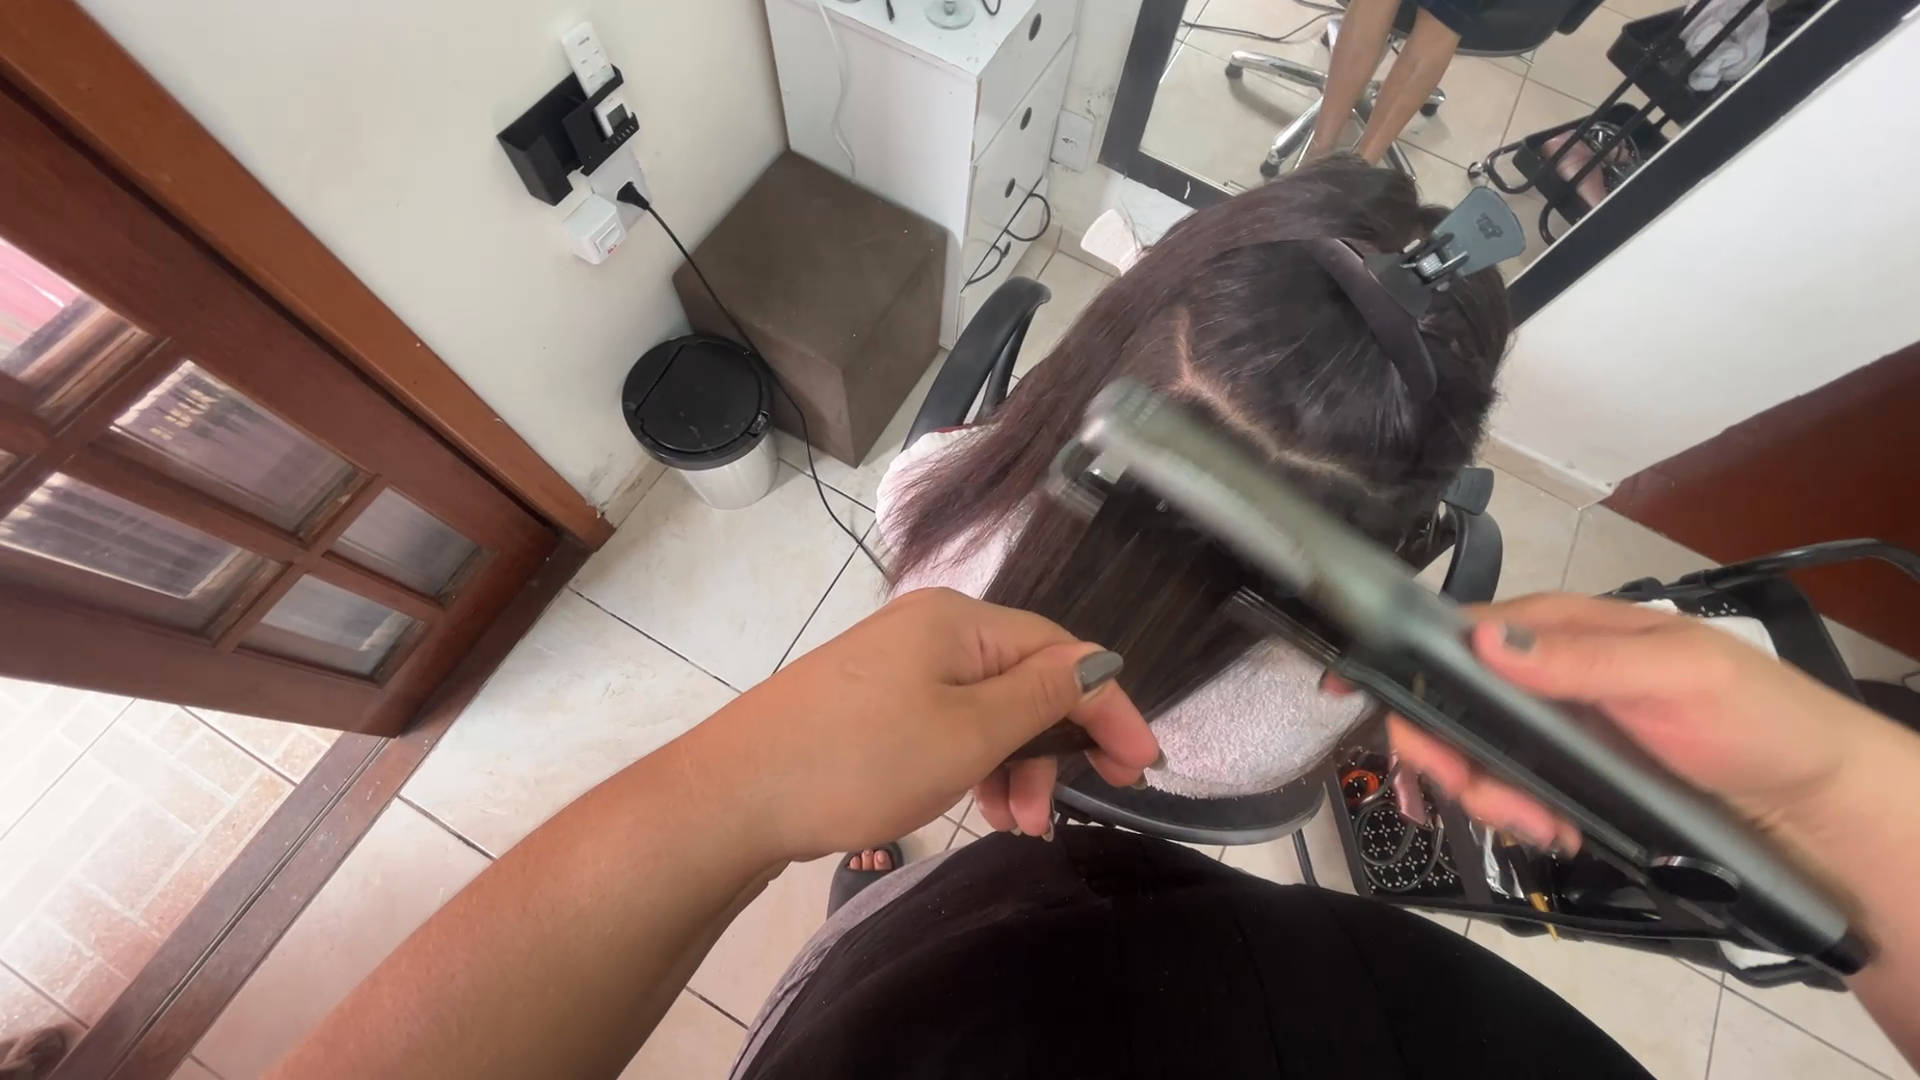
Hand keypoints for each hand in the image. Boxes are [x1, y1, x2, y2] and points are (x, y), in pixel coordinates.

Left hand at [689, 588, 1158, 863]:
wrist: (734, 794)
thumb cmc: (862, 759)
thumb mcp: (968, 732)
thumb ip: (1043, 695)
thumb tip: (1099, 662)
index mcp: (961, 621)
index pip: (1061, 652)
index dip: (1108, 705)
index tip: (1142, 766)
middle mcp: (934, 628)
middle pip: (1024, 679)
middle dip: (1050, 746)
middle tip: (1046, 817)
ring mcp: (901, 662)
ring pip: (987, 707)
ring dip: (1011, 762)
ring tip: (1009, 822)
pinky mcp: (877, 696)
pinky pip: (949, 720)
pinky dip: (972, 760)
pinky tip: (974, 803)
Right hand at [1385, 592, 1884, 854]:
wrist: (1818, 813)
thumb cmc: (1757, 721)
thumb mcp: (1679, 675)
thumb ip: (1581, 658)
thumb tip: (1481, 639)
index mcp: (1548, 630)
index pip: (1447, 636)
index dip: (1400, 667)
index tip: (1363, 703)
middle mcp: (1527, 674)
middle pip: (1438, 701)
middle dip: (1439, 750)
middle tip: (1465, 789)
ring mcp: (1537, 728)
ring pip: (1462, 753)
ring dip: (1481, 793)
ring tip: (1536, 825)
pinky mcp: (1551, 775)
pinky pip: (1497, 790)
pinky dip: (1509, 815)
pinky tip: (1549, 829)